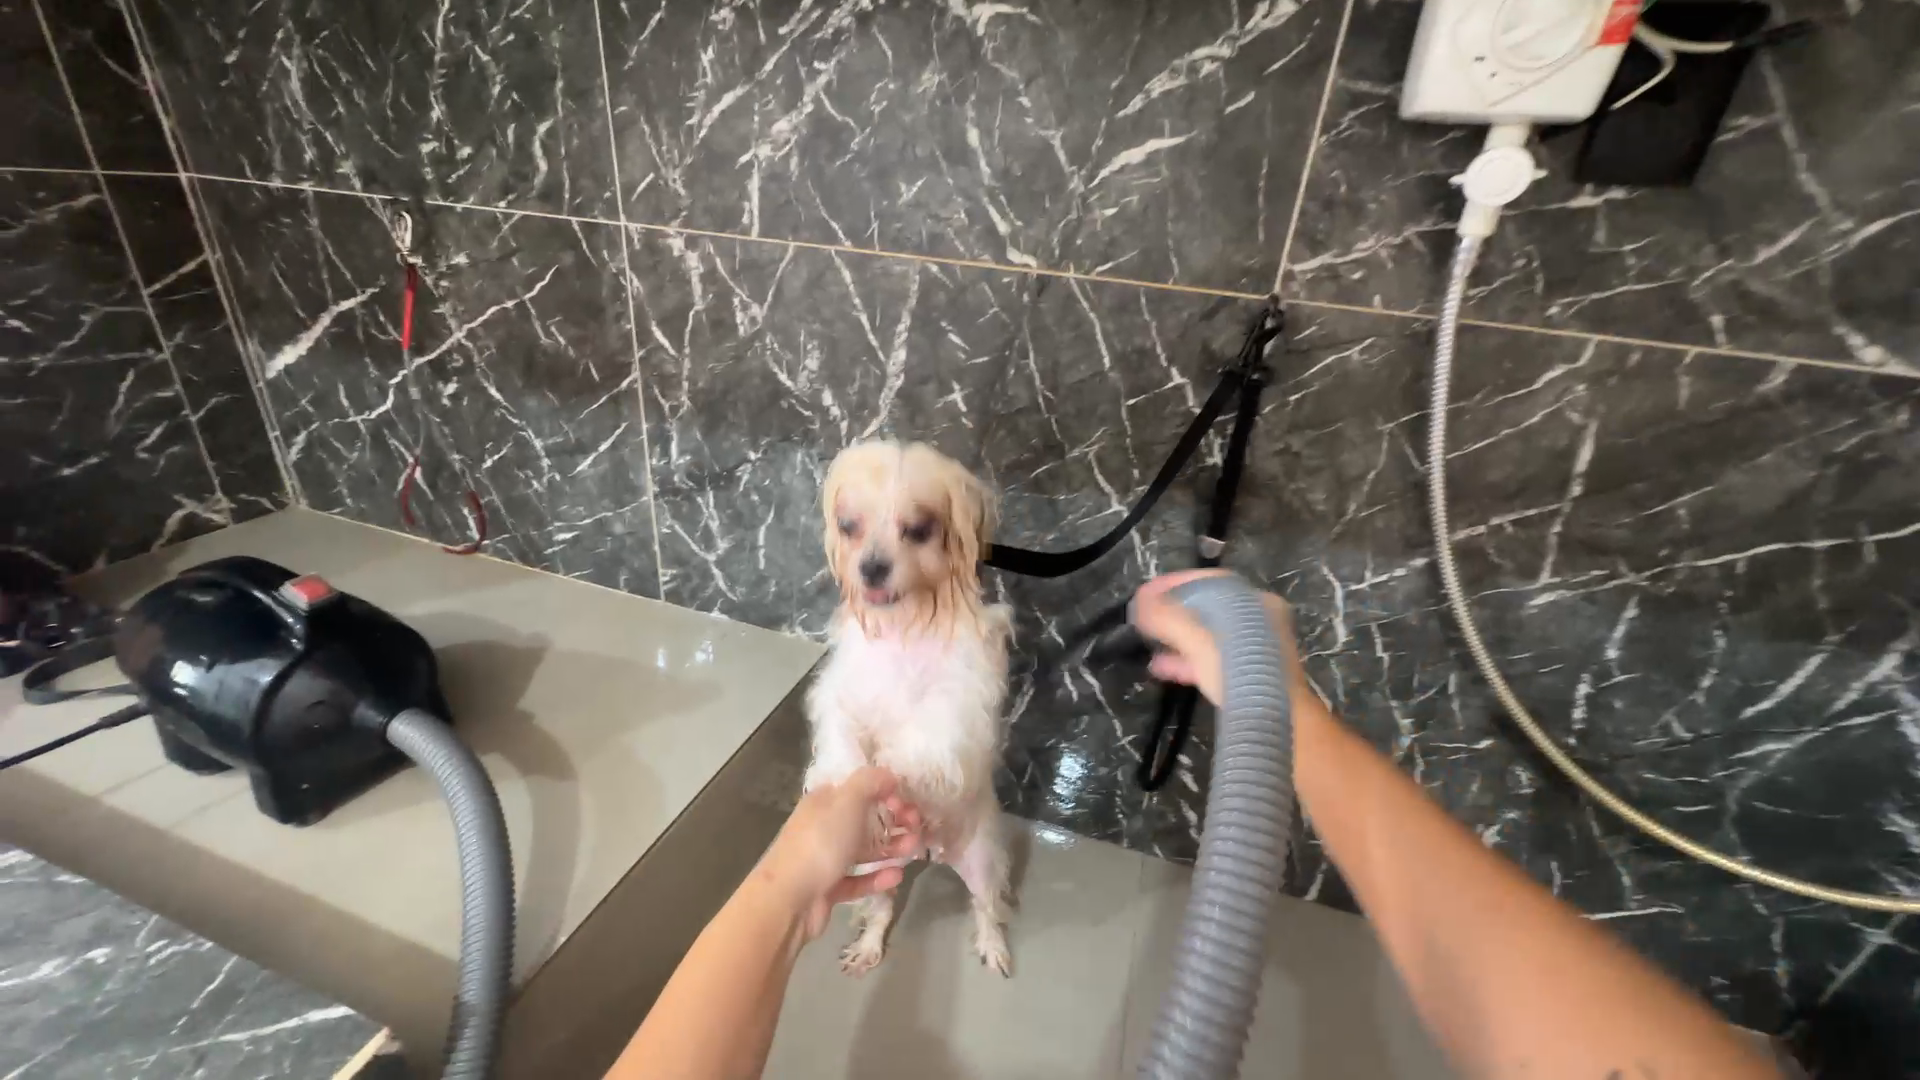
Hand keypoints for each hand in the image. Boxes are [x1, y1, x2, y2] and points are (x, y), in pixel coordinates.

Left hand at [754, 767, 923, 940]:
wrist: (788, 899)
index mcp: (825, 801)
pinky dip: (877, 877)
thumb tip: (889, 775)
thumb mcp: (848, 800)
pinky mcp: (829, 888)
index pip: (859, 789)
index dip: (885, 792)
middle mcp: (824, 826)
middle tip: (917, 827)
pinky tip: (896, 876)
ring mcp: (825, 858)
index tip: (906, 801)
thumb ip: (870, 781)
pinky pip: (858, 879)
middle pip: (865, 819)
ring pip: (864, 850)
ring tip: (914, 850)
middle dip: (894, 821)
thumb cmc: (821, 842)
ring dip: (891, 848)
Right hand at [1130, 568, 1305, 706]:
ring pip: (1209, 635)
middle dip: (1172, 614)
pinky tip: (1162, 667)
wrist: (1273, 717)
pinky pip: (1214, 658)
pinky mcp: (1250, 674)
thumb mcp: (1195, 637)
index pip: (1207, 581)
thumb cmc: (1236, 667)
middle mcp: (1259, 620)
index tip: (1146, 594)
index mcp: (1253, 601)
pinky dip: (1188, 659)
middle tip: (1147, 618)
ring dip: (1177, 638)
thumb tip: (1139, 604)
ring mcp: (1256, 649)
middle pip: (1207, 609)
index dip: (1172, 584)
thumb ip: (1164, 617)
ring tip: (1149, 644)